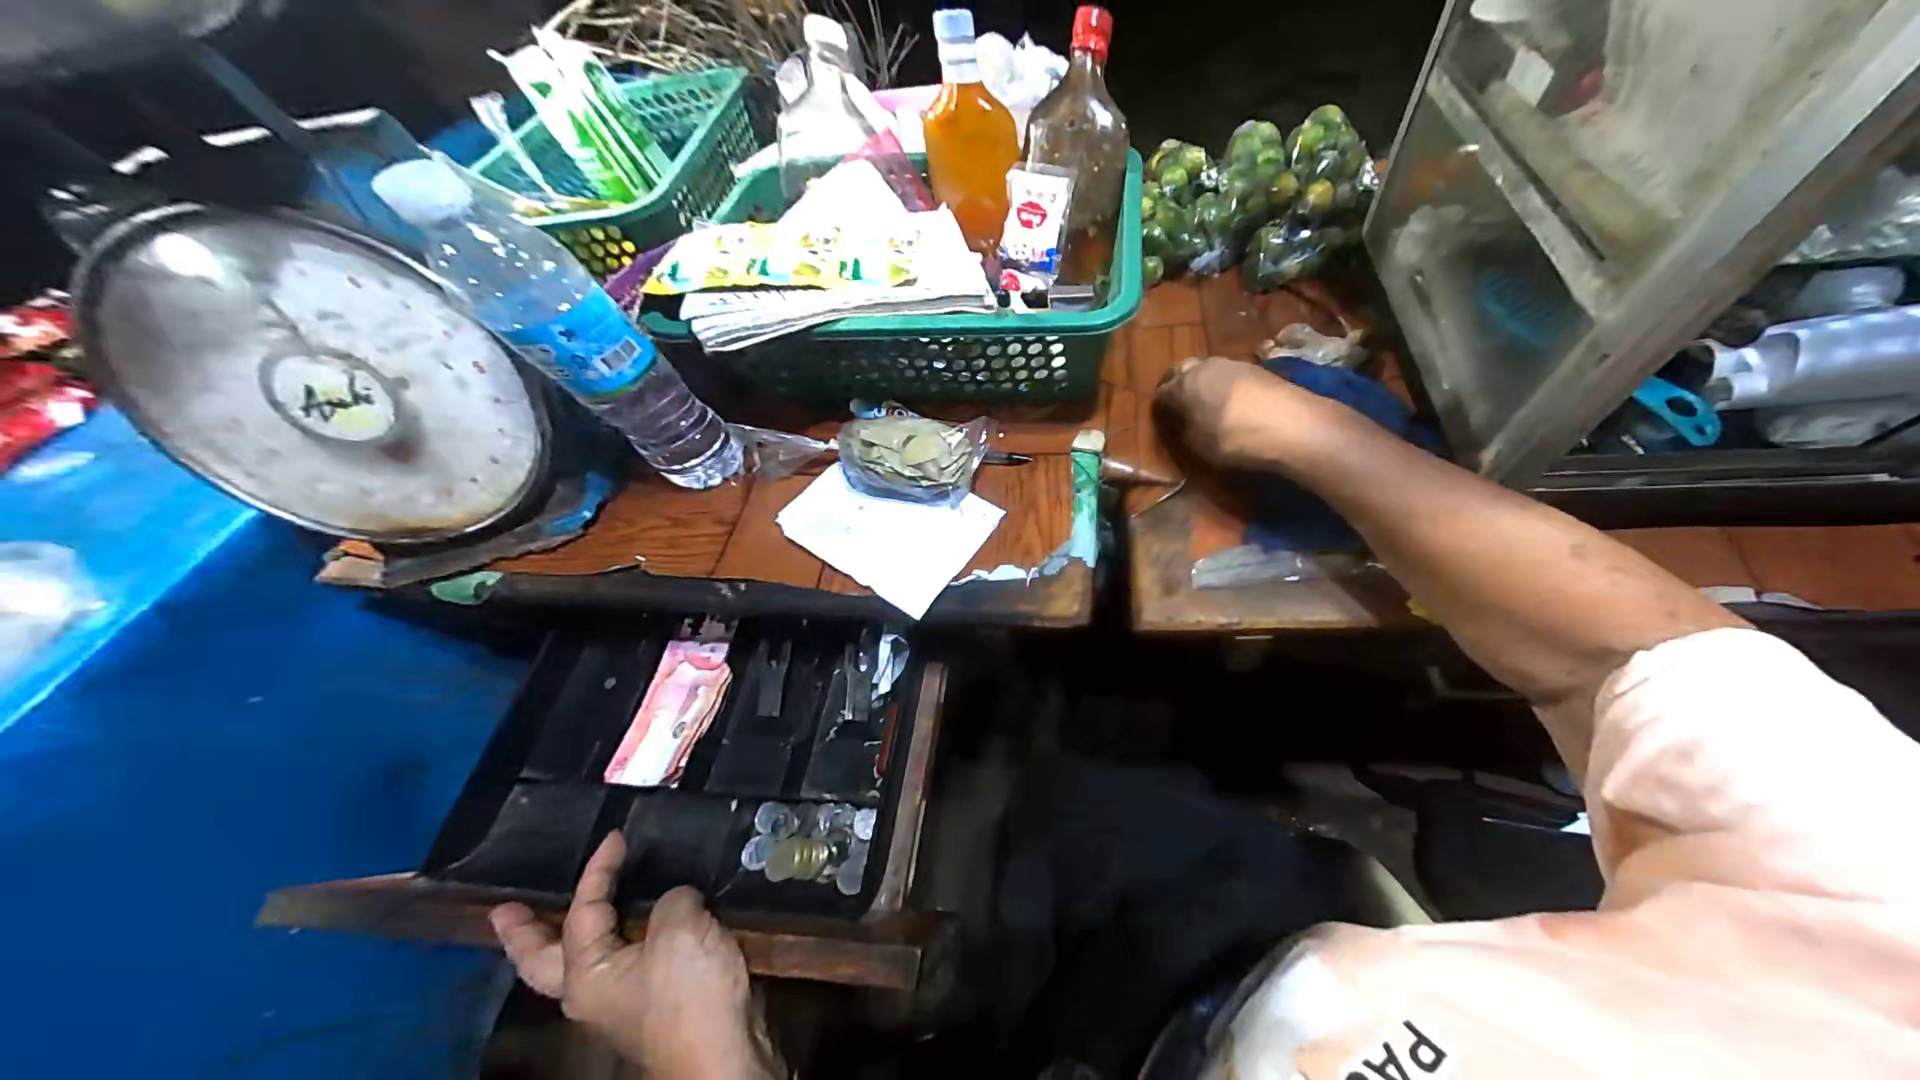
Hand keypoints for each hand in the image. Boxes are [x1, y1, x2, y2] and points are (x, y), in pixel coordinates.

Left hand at [489, 832, 782, 1079]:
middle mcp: (594, 991)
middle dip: (523, 935)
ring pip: (587, 958)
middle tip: (502, 911)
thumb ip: (672, 899)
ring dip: (574, 933)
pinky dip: (625, 935)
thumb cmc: (688, 994)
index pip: (582, 911)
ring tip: (575, 909)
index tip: (615, 836)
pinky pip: (629, 957)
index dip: (597, 870)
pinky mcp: (658, 1000)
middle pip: (545, 959)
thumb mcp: (678, 930)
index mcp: (586, 977)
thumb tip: (677, 901)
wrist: (724, 1053)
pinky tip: (642, 921)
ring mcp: (624, 999)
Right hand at [1155, 355, 1325, 469]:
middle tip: (1179, 405)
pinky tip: (1232, 404)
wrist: (1294, 426)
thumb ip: (1184, 428)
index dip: (1159, 406)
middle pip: (1182, 371)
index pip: (1161, 391)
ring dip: (1203, 384)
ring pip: (1207, 370)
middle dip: (1177, 385)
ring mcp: (1234, 364)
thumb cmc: (1234, 438)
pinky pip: (1230, 375)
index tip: (1162, 420)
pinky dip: (1224, 387)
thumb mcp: (1198, 444)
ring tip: (1206, 404)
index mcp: (1183, 383)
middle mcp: (1205, 366)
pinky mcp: (1258, 369)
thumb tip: (1182, 420)